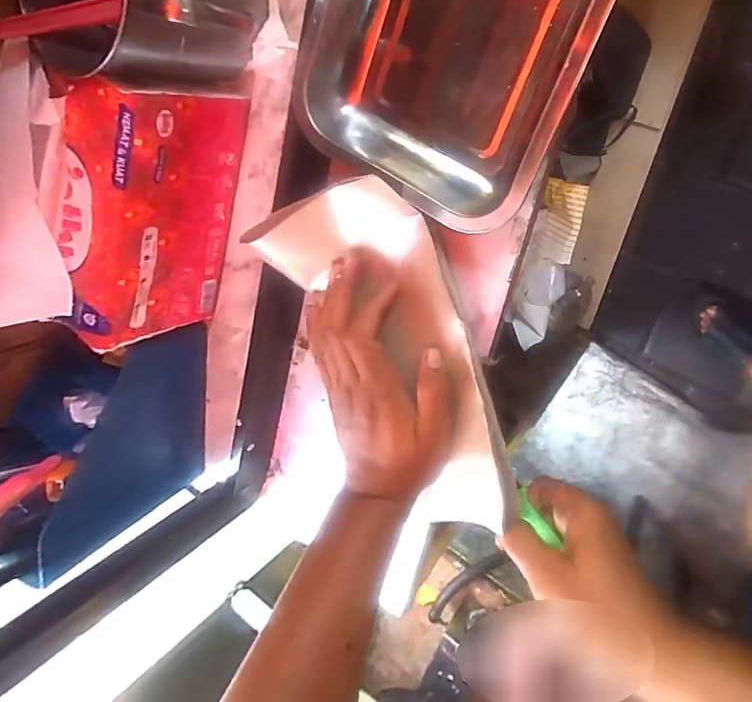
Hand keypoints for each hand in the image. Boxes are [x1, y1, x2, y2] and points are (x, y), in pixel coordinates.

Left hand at [309, 248, 453, 501]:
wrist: (375, 493)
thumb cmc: (411, 460)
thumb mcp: (435, 431)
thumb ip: (434, 390)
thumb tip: (432, 349)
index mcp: (376, 390)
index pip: (363, 339)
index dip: (373, 307)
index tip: (392, 284)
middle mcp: (349, 384)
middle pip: (336, 330)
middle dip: (341, 291)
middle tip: (348, 259)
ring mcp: (337, 388)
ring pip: (322, 338)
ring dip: (327, 301)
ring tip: (332, 271)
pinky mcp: (333, 392)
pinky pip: (319, 351)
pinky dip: (317, 323)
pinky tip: (319, 305)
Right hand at [498, 478, 675, 642]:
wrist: (645, 643)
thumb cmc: (592, 607)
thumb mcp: (547, 576)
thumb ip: (523, 543)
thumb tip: (507, 521)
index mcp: (584, 510)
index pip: (544, 487)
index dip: (520, 504)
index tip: (504, 532)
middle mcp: (597, 515)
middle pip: (553, 509)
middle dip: (531, 531)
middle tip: (516, 562)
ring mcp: (605, 538)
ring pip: (562, 533)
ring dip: (543, 551)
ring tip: (534, 580)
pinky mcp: (608, 561)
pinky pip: (574, 550)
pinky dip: (559, 563)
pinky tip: (553, 590)